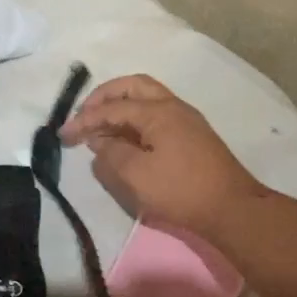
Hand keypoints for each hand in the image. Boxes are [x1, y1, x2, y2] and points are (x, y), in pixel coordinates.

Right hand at [59, 74, 267, 234]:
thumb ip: (110, 153)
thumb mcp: (134, 175)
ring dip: (120, 106)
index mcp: (158, 112)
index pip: (112, 108)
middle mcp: (173, 107)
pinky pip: (155, 114)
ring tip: (100, 126)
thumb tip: (100, 141)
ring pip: (146, 98)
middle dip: (104, 96)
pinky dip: (133, 118)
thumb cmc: (180, 190)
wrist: (232, 209)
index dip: (84, 119)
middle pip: (133, 87)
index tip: (63, 135)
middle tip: (84, 114)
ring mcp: (185, 120)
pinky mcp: (191, 136)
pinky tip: (123, 138)